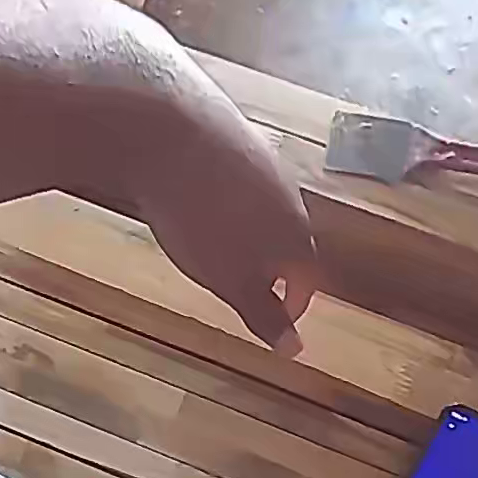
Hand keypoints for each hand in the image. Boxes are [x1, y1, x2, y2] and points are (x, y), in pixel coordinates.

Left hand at [123, 58, 318, 354]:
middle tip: (246, 287)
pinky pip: (243, 185)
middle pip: (290, 245)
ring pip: (267, 213)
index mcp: (296, 240)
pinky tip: (205, 206)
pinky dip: (232, 206)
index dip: (293, 306)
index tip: (275, 320)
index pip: (307, 282)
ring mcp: (267, 164)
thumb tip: (296, 350)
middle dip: (272, 271)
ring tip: (222, 249)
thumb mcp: (232, 283)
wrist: (170, 128)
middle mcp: (291, 200)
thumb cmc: (204, 223)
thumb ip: (265, 316)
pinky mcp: (239, 137)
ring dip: (253, 237)